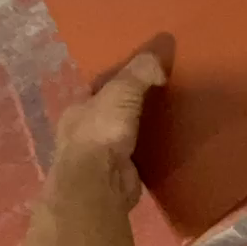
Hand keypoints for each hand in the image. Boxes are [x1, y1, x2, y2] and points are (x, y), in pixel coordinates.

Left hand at [54, 51, 165, 212]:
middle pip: (112, 110)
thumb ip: (140, 72)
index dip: (119, 78)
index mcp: (77, 110)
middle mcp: (83, 132)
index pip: (98, 88)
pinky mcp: (118, 174)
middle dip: (132, 103)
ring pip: (125, 132)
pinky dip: (150, 147)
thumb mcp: (121, 90)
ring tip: (170, 113)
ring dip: (142, 127)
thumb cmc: (101, 130)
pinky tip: (167, 140)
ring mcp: (99, 156)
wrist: (99, 183)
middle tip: (161, 90)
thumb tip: (157, 62)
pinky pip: (138, 153)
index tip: (143, 71)